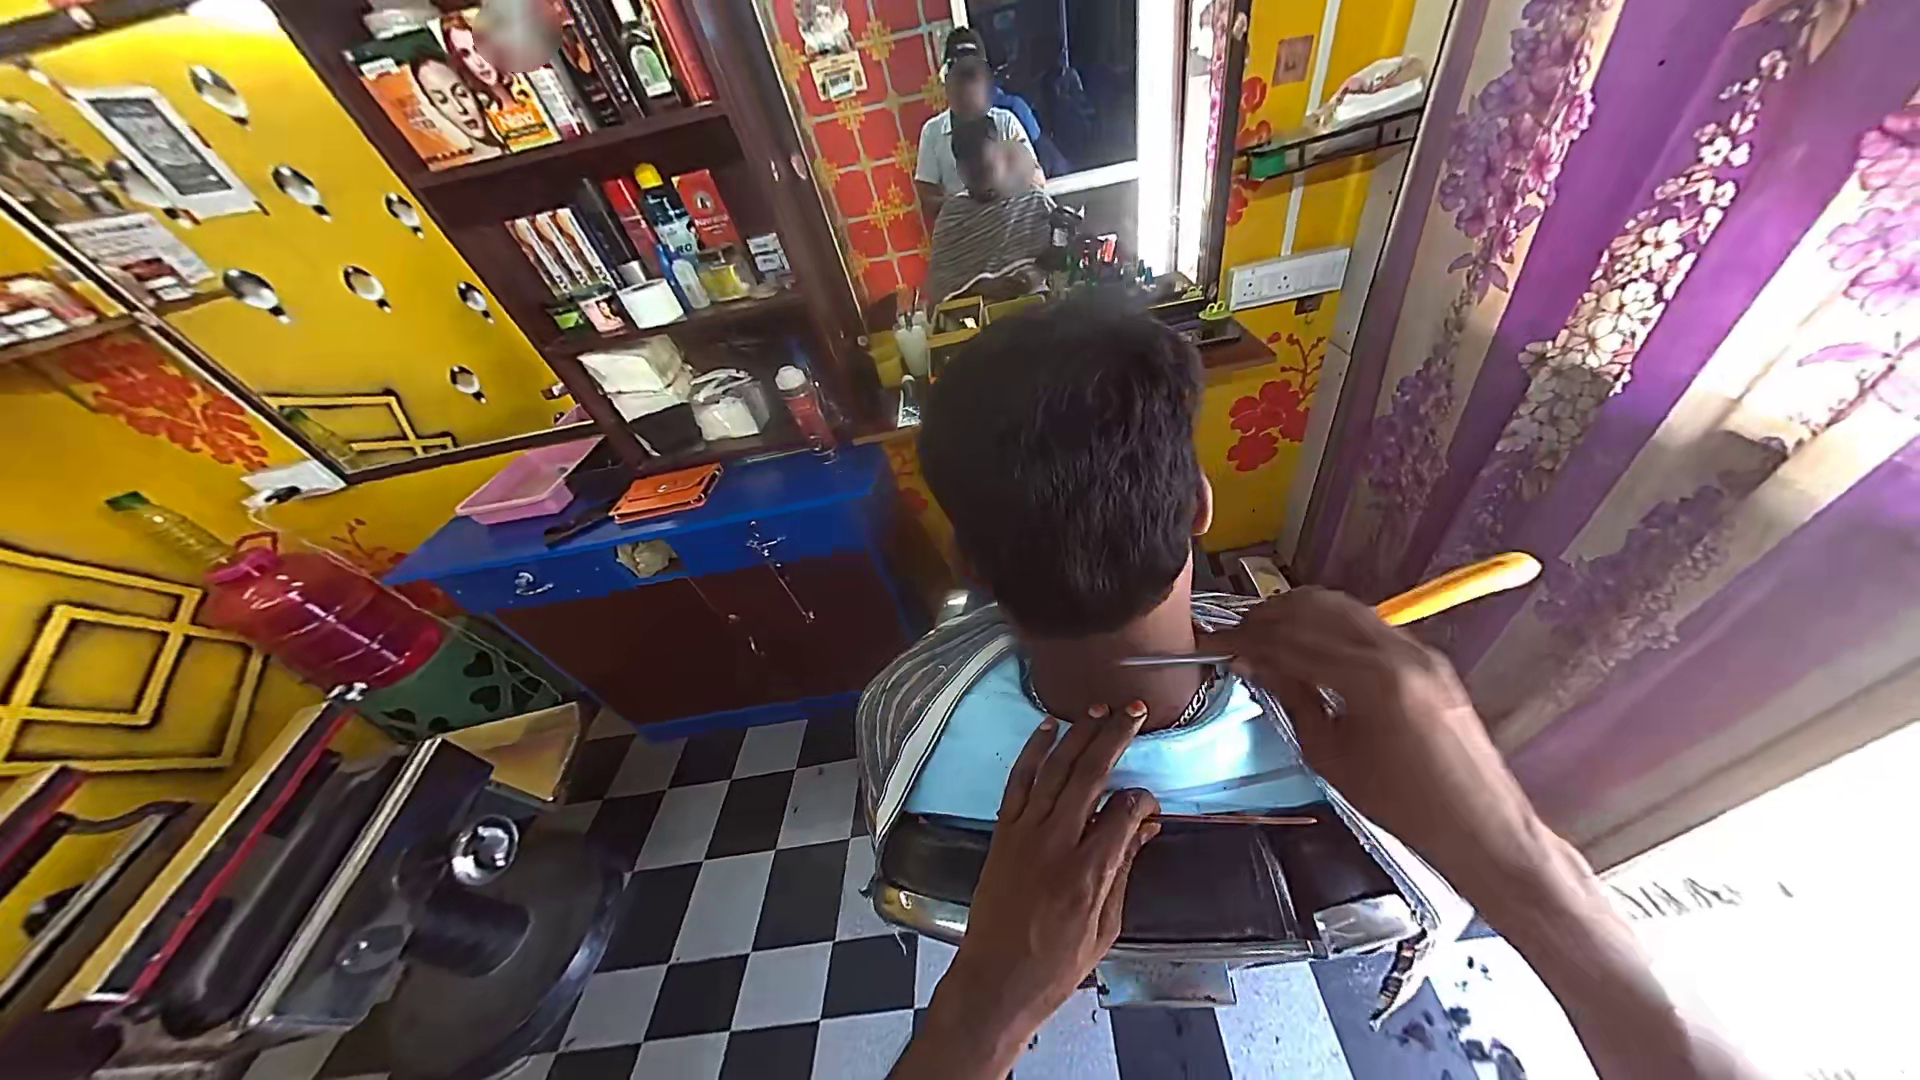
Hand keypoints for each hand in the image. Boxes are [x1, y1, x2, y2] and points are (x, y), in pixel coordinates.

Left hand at [892, 703, 1159, 1079]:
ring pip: (1055, 768)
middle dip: (1114, 737)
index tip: (1151, 802)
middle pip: (1090, 775)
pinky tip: (1049, 727)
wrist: (995, 978)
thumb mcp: (1105, 928)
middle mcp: (1055, 842)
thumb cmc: (1055, 964)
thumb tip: (1143, 827)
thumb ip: (1123, 870)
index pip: (1123, 815)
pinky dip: (1034, 750)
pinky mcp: (1003, 828)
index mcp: (1087, 874)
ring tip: (1098, 709)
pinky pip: (1019, 779)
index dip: (1142, 800)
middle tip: (1133, 711)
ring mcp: (1024, 830)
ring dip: (1078, 734)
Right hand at [1211, 590, 1760, 1079]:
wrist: (1482, 828)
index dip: (1244, 640)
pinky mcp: (1425, 655)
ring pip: (1340, 605)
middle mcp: (1396, 650)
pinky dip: (1326, 622)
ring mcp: (1416, 648)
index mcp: (1371, 679)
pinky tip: (1306, 641)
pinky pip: (1363, 621)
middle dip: (1266, 617)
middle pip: (1313, 608)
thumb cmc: (1398, 802)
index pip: (1290, 642)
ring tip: (1263, 633)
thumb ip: (1291, 696)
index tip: (1213, 643)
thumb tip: (1253, 662)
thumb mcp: (1328, 752)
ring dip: (1295, 613)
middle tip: (1235, 637)